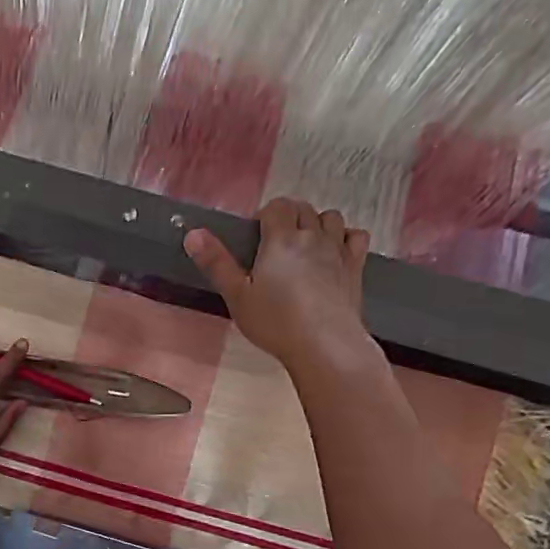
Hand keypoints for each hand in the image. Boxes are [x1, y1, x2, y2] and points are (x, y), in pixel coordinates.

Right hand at [184, 198, 375, 369]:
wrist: (322, 342)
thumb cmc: (274, 321)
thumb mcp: (236, 296)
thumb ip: (216, 263)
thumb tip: (193, 233)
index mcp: (281, 239)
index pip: (276, 206)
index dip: (264, 216)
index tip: (255, 237)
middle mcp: (313, 235)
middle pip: (303, 208)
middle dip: (288, 218)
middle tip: (273, 247)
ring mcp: (338, 248)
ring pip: (330, 217)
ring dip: (315, 224)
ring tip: (302, 247)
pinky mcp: (355, 264)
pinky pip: (356, 235)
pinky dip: (344, 236)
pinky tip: (334, 251)